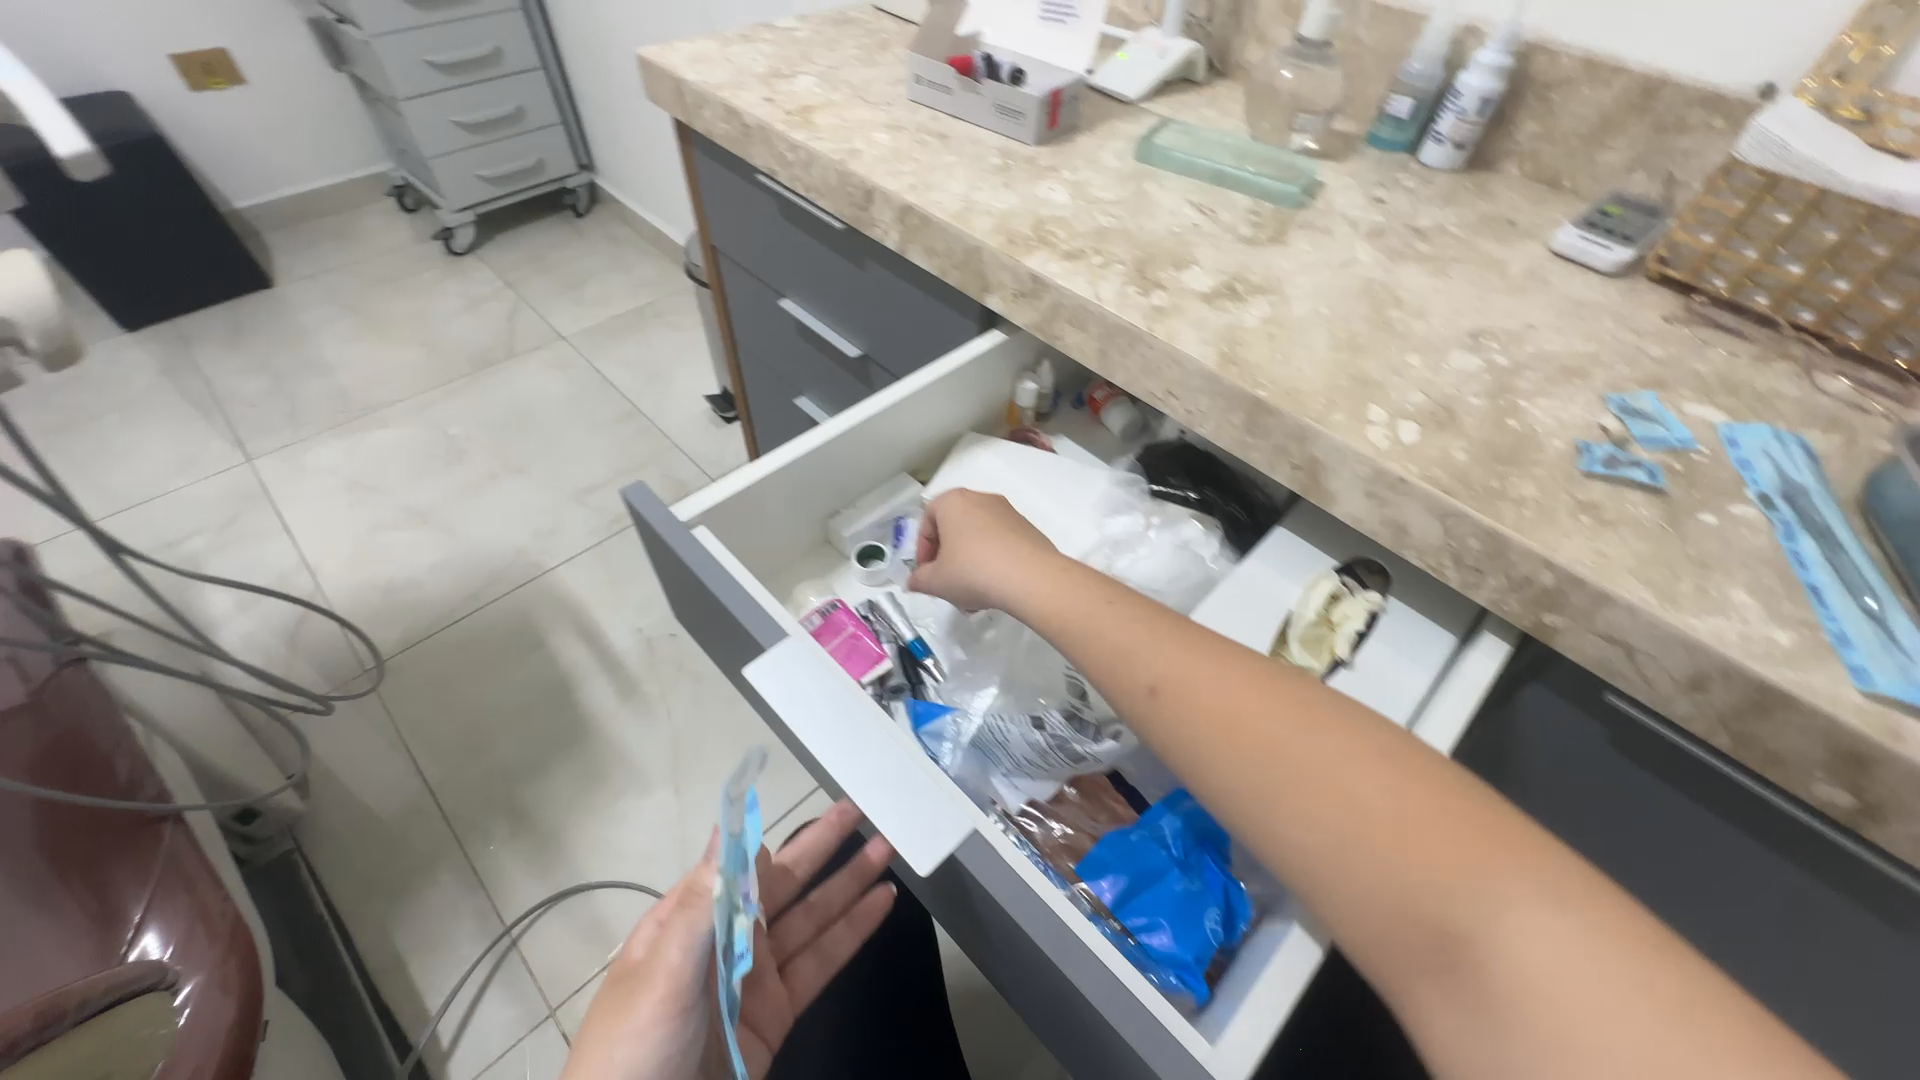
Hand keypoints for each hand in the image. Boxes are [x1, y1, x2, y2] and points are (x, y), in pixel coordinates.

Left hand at [560, 801, 896, 1079]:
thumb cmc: (634, 1048)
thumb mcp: (660, 972)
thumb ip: (703, 902)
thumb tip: (729, 826)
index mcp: (692, 920)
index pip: (745, 863)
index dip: (781, 831)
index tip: (810, 803)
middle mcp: (726, 941)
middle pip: (784, 884)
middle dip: (823, 847)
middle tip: (862, 810)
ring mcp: (754, 978)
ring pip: (810, 919)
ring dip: (848, 885)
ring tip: (887, 849)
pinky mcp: (776, 1015)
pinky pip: (820, 964)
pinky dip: (852, 933)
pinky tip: (880, 904)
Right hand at [908, 489, 1059, 612]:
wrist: (1031, 578)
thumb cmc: (973, 572)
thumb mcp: (936, 582)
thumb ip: (919, 580)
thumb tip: (914, 581)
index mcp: (953, 501)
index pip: (927, 519)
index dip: (922, 549)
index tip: (926, 573)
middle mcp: (981, 499)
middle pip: (954, 527)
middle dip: (947, 556)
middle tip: (947, 582)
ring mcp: (1008, 512)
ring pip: (978, 537)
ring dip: (969, 562)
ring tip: (971, 593)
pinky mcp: (1027, 528)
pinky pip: (1000, 543)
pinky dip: (992, 561)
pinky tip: (994, 587)